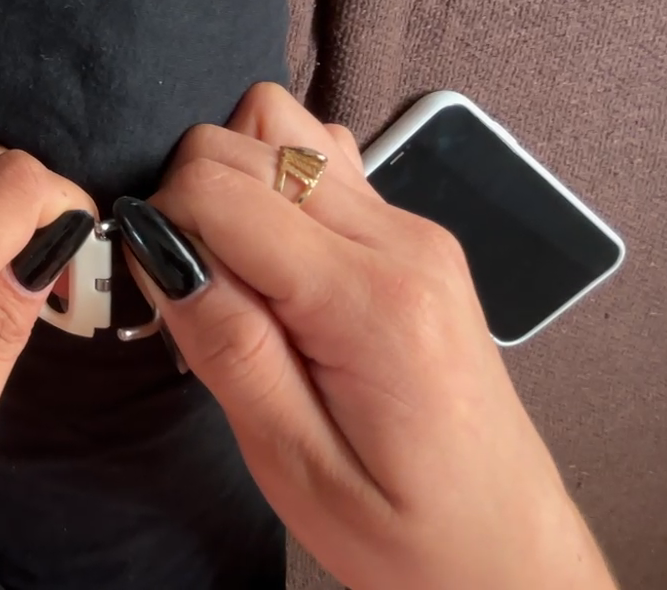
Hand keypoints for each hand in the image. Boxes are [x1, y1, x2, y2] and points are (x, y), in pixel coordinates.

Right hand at [120, 83, 613, 589]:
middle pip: (236, 142)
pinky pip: (310, 149)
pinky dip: (264, 172)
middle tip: (192, 282)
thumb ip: (220, 339)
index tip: (162, 285)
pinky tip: (268, 242)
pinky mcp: (403, 228)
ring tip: (228, 255)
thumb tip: (152, 241)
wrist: (515, 561)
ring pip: (273, 121)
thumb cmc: (403, 530)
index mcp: (369, 299)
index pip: (218, 189)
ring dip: (225, 174)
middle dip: (183, 196)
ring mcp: (407, 223)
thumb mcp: (290, 460)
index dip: (161, 223)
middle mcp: (397, 236)